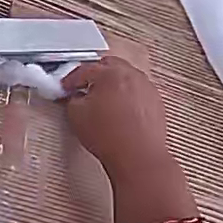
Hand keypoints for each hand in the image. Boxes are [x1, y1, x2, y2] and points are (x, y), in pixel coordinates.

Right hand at [60, 57, 172, 174]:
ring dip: (112, 84)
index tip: (67, 87)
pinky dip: (127, 96)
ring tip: (102, 101)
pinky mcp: (155, 102)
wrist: (137, 157)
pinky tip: (119, 111)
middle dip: (94, 74)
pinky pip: (138, 91)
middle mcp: (131, 76)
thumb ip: (72, 99)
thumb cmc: (111, 137)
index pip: (85, 69)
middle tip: (84, 87)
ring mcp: (146, 88)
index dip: (71, 79)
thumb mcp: (76, 115)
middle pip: (109, 65)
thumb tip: (75, 97)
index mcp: (110, 74)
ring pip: (125, 77)